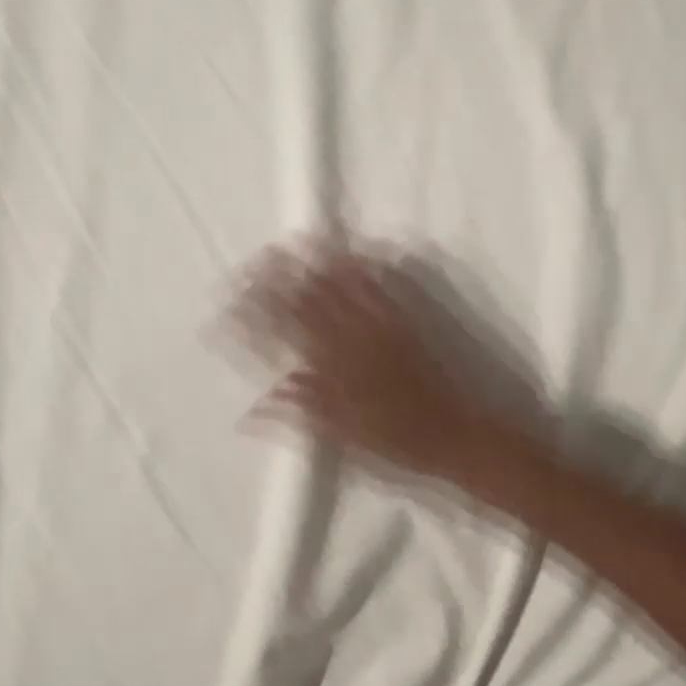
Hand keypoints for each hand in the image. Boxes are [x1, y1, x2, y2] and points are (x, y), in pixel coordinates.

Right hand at [228, 241, 496, 480]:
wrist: (453, 434)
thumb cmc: (396, 442)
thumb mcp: (342, 437)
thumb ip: (302, 410)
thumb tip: (254, 405)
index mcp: (330, 370)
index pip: (282, 335)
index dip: (254, 317)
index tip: (231, 304)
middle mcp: (352, 342)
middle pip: (307, 302)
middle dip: (277, 280)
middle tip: (253, 262)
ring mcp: (381, 327)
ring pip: (341, 288)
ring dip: (315, 264)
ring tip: (293, 243)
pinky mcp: (407, 321)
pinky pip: (382, 288)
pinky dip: (364, 268)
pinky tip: (353, 253)